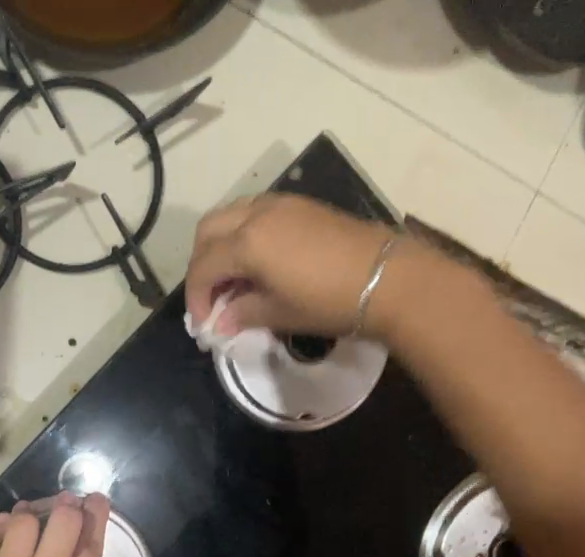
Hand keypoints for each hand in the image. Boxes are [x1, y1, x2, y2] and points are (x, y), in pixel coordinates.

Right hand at [184, 194, 420, 340]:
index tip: (204, 324)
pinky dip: (242, 233)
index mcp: (247, 243)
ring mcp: (280, 205)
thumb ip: (242, 313)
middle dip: (201, 264)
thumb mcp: (279, 314)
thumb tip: (221, 322)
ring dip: (220, 244)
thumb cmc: (329, 301)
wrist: (388, 278)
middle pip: (207, 231)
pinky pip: (254, 211)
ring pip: (229, 215)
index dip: (196, 298)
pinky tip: (256, 261)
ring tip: (231, 277)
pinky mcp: (300, 205)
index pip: (203, 268)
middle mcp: (256, 215)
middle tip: (211, 295)